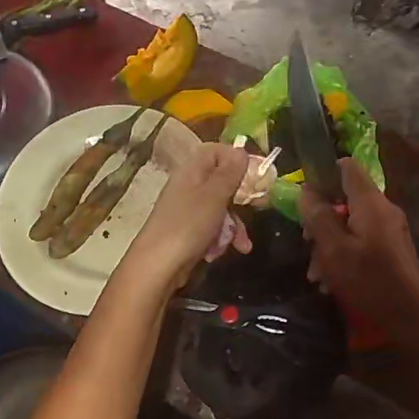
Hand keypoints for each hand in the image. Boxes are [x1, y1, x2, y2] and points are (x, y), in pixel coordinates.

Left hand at [117, 142, 251, 290]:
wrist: (157, 267)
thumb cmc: (188, 226)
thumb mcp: (214, 196)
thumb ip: (230, 173)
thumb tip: (241, 150)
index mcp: (192, 171)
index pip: (216, 151)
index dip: (237, 159)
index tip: (256, 173)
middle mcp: (189, 186)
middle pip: (222, 182)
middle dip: (241, 199)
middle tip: (261, 205)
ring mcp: (187, 210)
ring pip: (221, 209)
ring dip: (233, 226)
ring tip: (239, 244)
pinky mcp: (188, 232)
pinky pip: (211, 228)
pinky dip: (219, 239)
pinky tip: (217, 253)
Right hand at [301, 158, 418, 325]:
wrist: (411, 318)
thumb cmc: (369, 279)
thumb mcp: (333, 248)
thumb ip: (318, 216)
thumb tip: (306, 191)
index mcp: (370, 202)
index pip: (347, 167)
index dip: (322, 175)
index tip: (303, 198)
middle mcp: (382, 211)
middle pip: (344, 199)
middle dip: (320, 220)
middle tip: (306, 243)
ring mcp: (388, 231)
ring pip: (349, 224)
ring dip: (328, 245)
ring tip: (315, 274)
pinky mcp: (389, 251)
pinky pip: (359, 242)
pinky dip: (342, 256)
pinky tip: (330, 282)